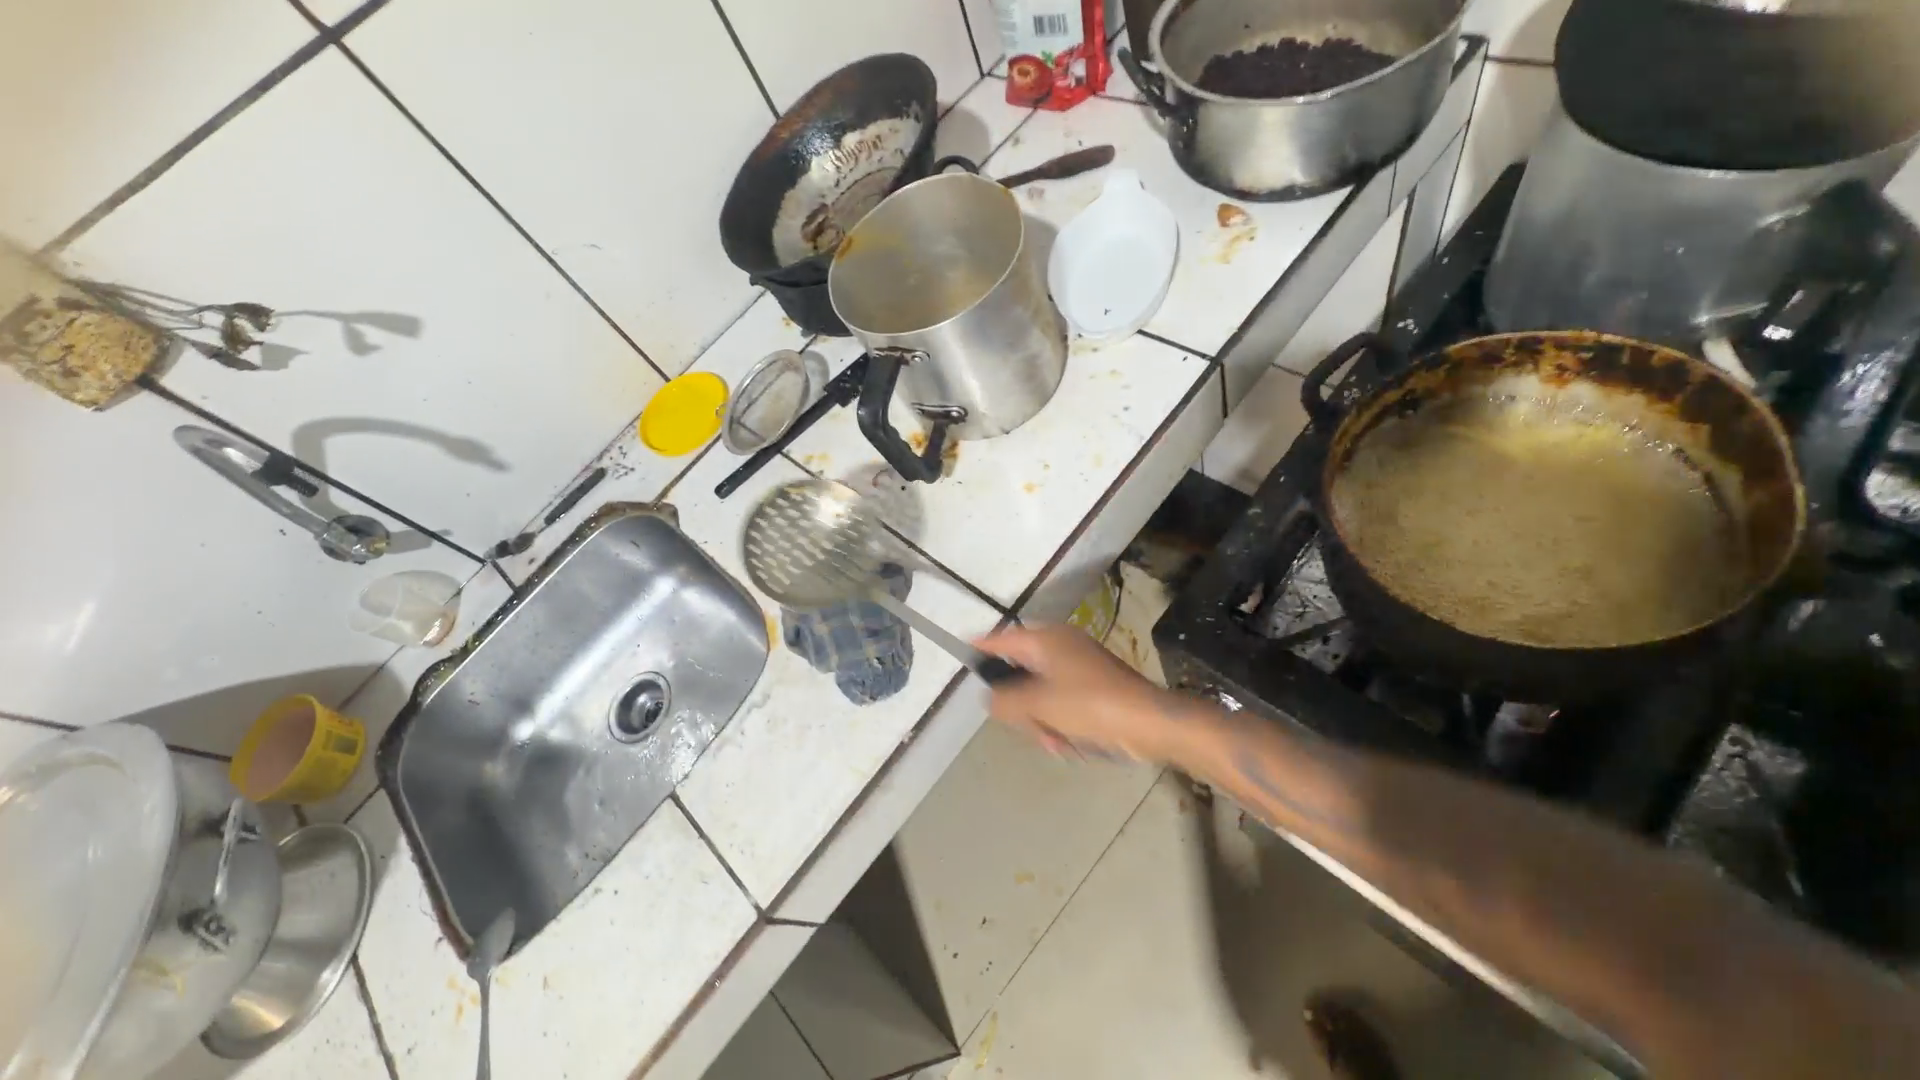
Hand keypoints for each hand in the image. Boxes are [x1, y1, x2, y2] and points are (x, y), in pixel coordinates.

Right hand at [972, 624, 1202, 763]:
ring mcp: (1081, 666)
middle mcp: (1062, 646)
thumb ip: (1005, 700)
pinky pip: (1063, 704)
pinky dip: (1062, 723)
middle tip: (1029, 728)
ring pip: (1041, 694)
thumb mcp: (1038, 704)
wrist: (1150, 723)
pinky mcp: (1096, 687)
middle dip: (1022, 707)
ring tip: (1056, 743)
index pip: (1001, 638)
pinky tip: (1071, 744)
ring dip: (1043, 721)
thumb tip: (990, 696)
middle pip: (1021, 672)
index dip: (980, 647)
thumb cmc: (1090, 706)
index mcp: (1046, 640)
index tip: (962, 653)